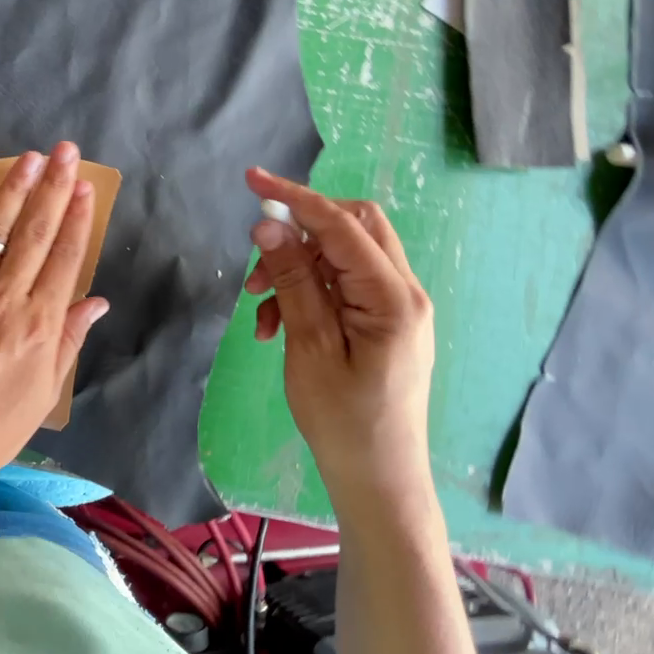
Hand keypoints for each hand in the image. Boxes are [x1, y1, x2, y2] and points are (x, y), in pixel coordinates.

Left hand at [0, 143, 110, 503]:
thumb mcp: (44, 389)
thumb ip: (69, 339)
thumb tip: (96, 301)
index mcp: (40, 323)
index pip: (65, 259)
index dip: (77, 219)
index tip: (85, 188)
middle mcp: (7, 298)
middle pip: (35, 233)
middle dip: (53, 188)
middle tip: (65, 152)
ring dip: (12, 190)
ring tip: (28, 158)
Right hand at [242, 168, 435, 520]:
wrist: (376, 474)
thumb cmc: (342, 418)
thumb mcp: (308, 347)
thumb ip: (293, 283)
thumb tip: (270, 227)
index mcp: (392, 297)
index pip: (341, 225)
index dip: (295, 198)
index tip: (251, 180)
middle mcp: (401, 291)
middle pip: (352, 228)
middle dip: (298, 232)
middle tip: (256, 261)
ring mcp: (393, 306)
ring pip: (339, 257)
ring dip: (293, 269)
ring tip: (258, 307)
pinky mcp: (380, 321)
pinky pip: (337, 286)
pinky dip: (301, 293)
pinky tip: (272, 324)